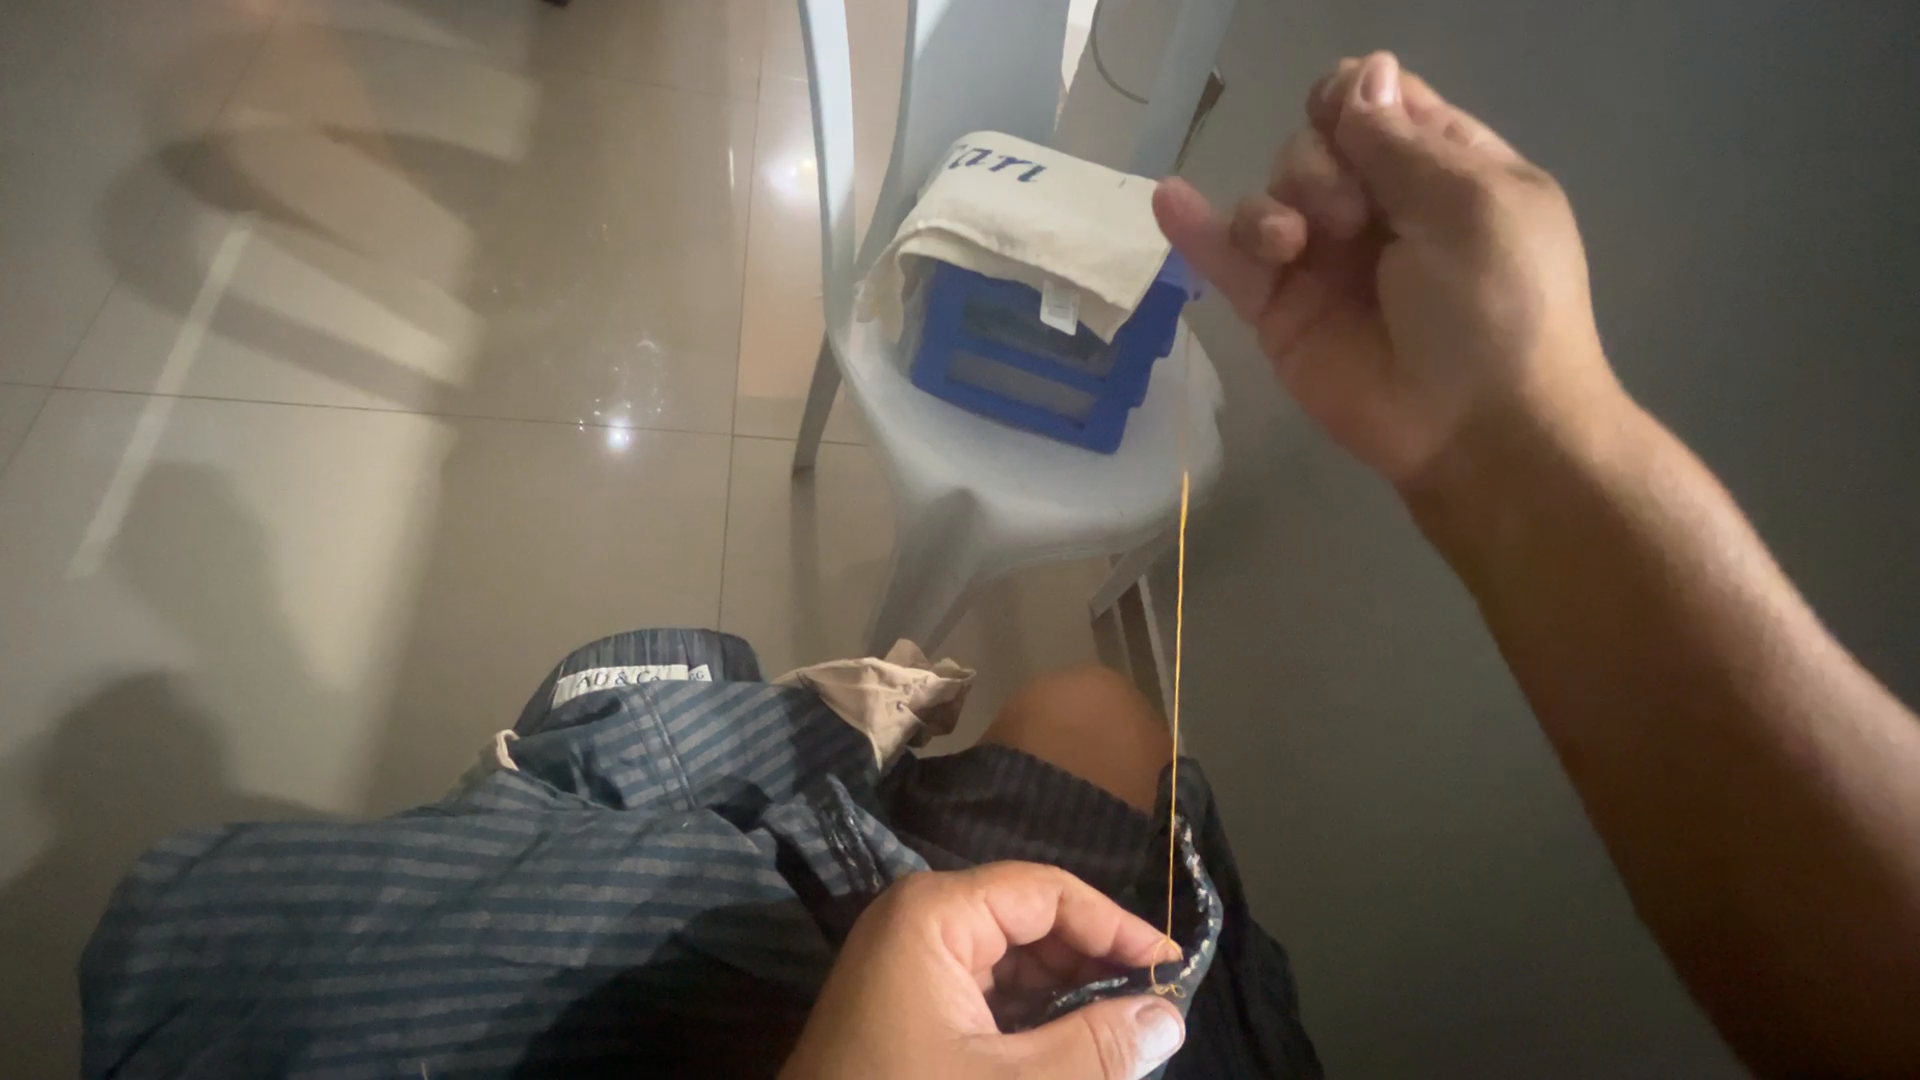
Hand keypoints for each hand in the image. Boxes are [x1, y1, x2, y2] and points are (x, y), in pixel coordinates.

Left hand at [780, 862, 1185, 1079]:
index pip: (1045, 891)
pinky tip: (1071, 1045)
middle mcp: (921, 917)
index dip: (1113, 924)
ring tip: (1122, 1031)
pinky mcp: (909, 998)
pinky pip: (985, 989)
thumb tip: (1168, 1017)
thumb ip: (1095, 1050)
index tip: (1172, 966)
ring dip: (1067, 993)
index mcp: (936, 912)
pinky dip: (1031, 1016)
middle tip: (1154, 1009)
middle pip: (1028, 919)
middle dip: (1092, 962)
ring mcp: (911, 957)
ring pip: (1010, 957)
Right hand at [1154, 51, 1619, 488]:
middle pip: (1310, 144)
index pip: (1375, 100)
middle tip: (1352, 221)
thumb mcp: (1476, 206)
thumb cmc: (1496, 309)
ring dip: (1272, 210)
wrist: (1467, 425)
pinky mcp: (1275, 311)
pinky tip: (1167, 199)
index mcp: (1434, 168)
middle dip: (1318, 167)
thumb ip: (1407, 144)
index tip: (1361, 138)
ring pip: (1266, 197)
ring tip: (1294, 249)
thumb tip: (1360, 77)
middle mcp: (1370, 206)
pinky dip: (1194, 230)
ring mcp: (1317, 261)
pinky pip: (1226, 261)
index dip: (1355, 102)